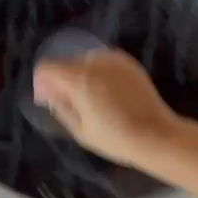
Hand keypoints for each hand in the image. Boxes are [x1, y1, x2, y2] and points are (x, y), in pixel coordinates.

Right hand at [31, 48, 181, 165]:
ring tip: (90, 97)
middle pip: (66, 62)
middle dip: (62, 78)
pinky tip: (107, 92)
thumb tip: (48, 93)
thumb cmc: (114, 137)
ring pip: (86, 60)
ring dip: (81, 74)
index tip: (47, 97)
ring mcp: (114, 60)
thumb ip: (60, 106)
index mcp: (79, 79)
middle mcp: (95, 62)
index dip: (42, 81)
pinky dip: (98, 72)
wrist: (155, 134)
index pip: (47, 67)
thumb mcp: (80, 129)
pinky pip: (104, 62)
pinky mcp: (129, 63)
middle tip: (69, 101)